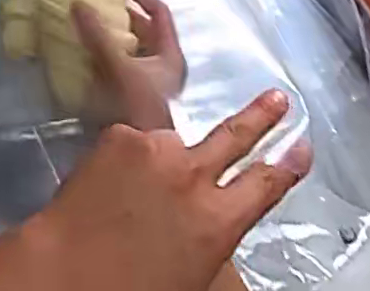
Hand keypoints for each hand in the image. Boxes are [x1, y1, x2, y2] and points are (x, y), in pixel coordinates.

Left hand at [23, 89, 313, 290]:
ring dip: (163, 160)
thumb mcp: (187, 270)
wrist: (66, 268)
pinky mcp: (122, 133)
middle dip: (260, 116)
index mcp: (216, 221)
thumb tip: (207, 214)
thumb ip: (204, 231)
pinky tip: (109, 184)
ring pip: (170, 144)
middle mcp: (192, 177)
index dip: (287, 166)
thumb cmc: (129, 286)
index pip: (264, 188)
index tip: (304, 144)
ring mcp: (156, 148)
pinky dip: (128, 159)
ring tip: (136, 191)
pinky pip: (133, 142)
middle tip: (278, 97)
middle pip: (233, 137)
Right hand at [75, 0, 185, 130]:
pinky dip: (104, 57)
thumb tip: (77, 2)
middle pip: (144, 30)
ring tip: (85, 26)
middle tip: (95, 4)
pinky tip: (85, 56)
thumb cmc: (141, 111)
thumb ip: (98, 36)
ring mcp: (150, 85)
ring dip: (110, 37)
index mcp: (170, 54)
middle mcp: (164, 67)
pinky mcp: (135, 100)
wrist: (143, 161)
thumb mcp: (119, 68)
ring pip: (131, 49)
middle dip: (120, 15)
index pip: (159, 11)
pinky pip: (120, 67)